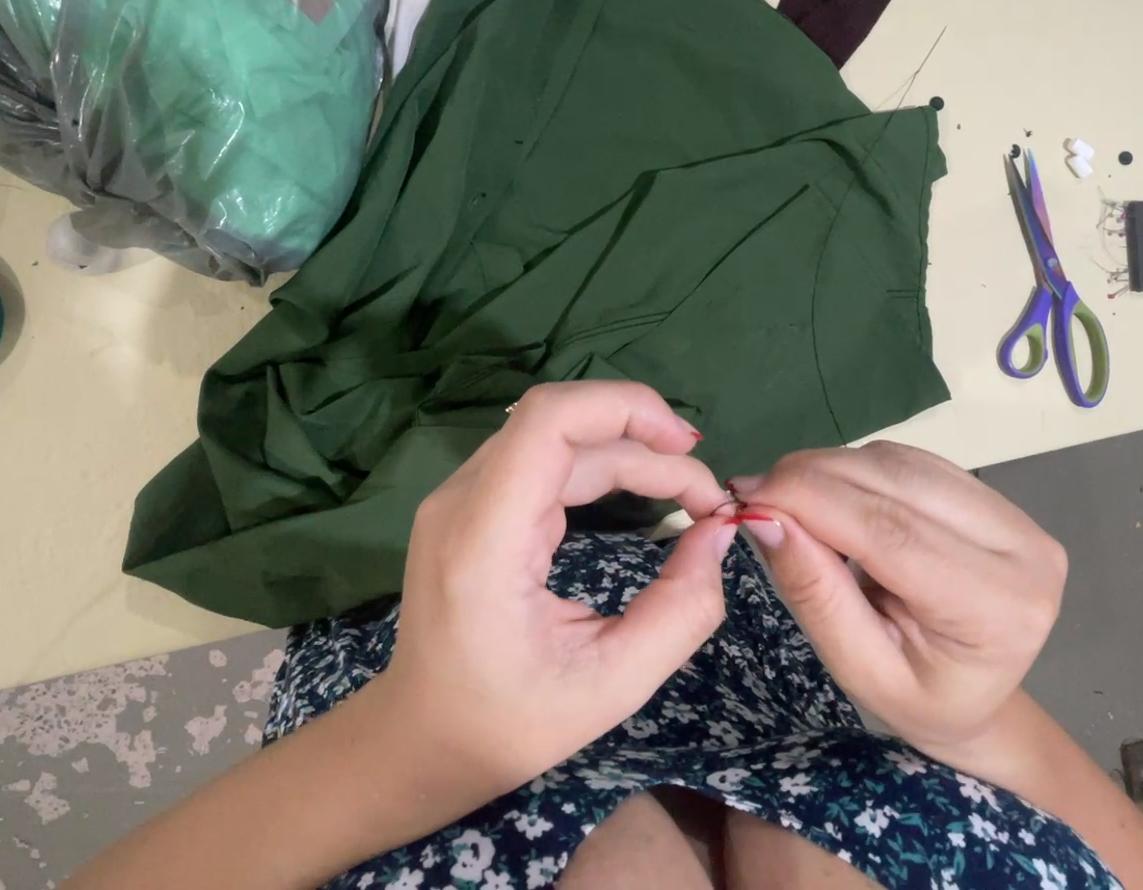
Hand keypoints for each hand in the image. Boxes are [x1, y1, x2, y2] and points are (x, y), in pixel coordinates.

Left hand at [371, 381, 739, 797]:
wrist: (423, 735)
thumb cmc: (508, 723)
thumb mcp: (612, 685)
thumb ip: (681, 609)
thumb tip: (719, 532)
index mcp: (483, 541)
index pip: (547, 421)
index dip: (623, 407)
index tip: (686, 446)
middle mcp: (462, 500)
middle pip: (561, 424)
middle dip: (645, 444)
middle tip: (705, 497)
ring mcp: (461, 496)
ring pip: (556, 437)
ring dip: (628, 453)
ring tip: (687, 497)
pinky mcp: (473, 503)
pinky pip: (542, 459)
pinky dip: (600, 466)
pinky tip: (641, 491)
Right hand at [729, 441, 1066, 752]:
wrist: (977, 698)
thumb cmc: (917, 698)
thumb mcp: (858, 668)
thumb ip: (815, 593)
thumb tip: (762, 516)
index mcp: (996, 607)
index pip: (889, 530)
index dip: (809, 500)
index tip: (744, 496)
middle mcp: (1020, 547)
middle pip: (893, 482)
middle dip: (809, 477)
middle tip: (751, 493)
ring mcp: (1012, 513)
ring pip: (896, 461)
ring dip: (827, 468)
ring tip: (783, 498)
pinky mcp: (989, 494)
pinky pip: (905, 460)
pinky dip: (851, 468)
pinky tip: (826, 494)